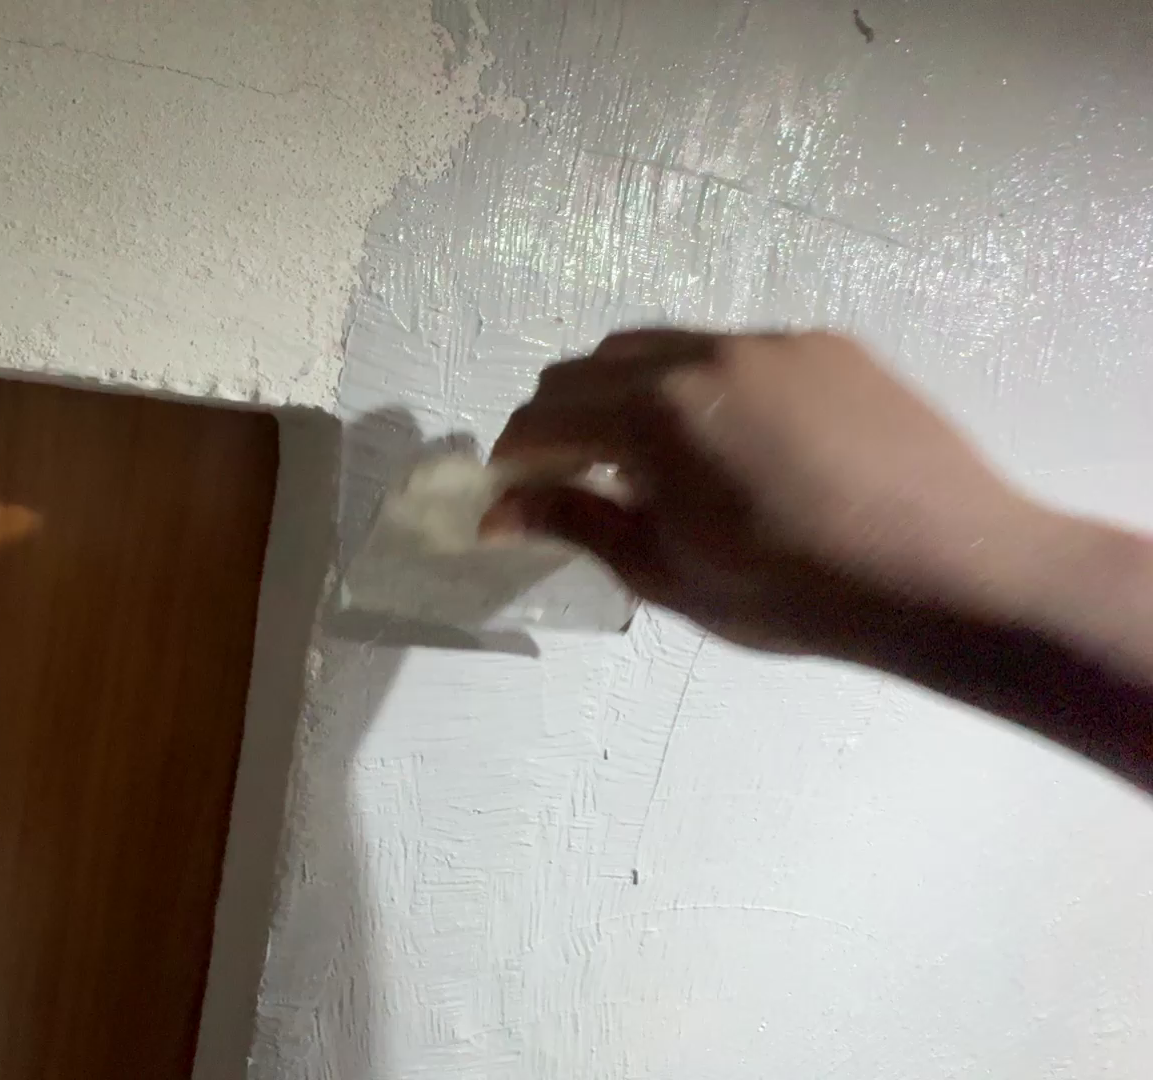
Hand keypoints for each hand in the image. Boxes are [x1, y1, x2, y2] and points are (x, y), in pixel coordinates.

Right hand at [483, 329, 1053, 655]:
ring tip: (633, 451)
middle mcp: (701, 356)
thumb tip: (493, 515)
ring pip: (646, 346)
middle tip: (564, 475)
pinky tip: (714, 437)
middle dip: (552, 420)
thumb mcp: (657, 570)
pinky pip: (718, 348)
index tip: (510, 492)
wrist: (959, 578)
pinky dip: (684, 384)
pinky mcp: (820, 344)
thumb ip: (569, 523)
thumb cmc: (788, 590)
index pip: (541, 417)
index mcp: (652, 414)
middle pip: (581, 369)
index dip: (511, 457)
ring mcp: (766, 342)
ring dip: (612, 393)